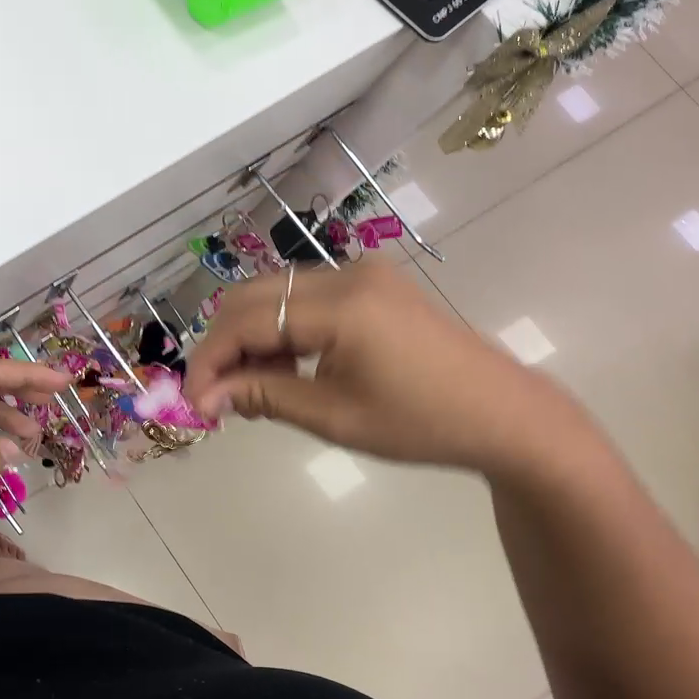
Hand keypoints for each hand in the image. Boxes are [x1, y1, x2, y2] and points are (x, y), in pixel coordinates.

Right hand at [181, 261, 593, 477]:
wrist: (505, 415)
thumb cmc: (421, 423)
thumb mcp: (332, 416)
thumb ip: (262, 396)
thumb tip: (204, 399)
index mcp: (343, 307)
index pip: (246, 322)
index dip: (210, 361)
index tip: (194, 403)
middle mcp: (348, 275)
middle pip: (251, 297)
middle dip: (222, 346)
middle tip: (216, 396)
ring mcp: (362, 274)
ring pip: (272, 295)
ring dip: (248, 338)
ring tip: (250, 389)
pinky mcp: (371, 285)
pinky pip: (301, 298)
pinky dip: (278, 330)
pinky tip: (282, 369)